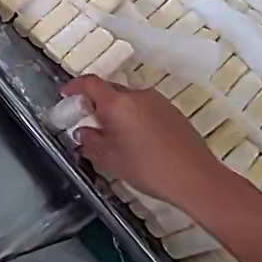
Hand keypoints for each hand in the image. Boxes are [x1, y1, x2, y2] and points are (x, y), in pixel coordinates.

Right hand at [62, 75, 229, 211]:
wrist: (195, 178)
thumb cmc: (147, 168)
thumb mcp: (109, 159)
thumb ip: (90, 141)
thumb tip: (83, 131)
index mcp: (117, 103)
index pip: (90, 83)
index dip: (74, 86)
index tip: (66, 95)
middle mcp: (137, 95)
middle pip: (110, 90)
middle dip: (96, 103)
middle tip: (89, 122)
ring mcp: (158, 101)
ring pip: (129, 100)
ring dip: (117, 111)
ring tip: (116, 136)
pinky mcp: (173, 112)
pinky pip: (146, 108)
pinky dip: (135, 117)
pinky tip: (139, 141)